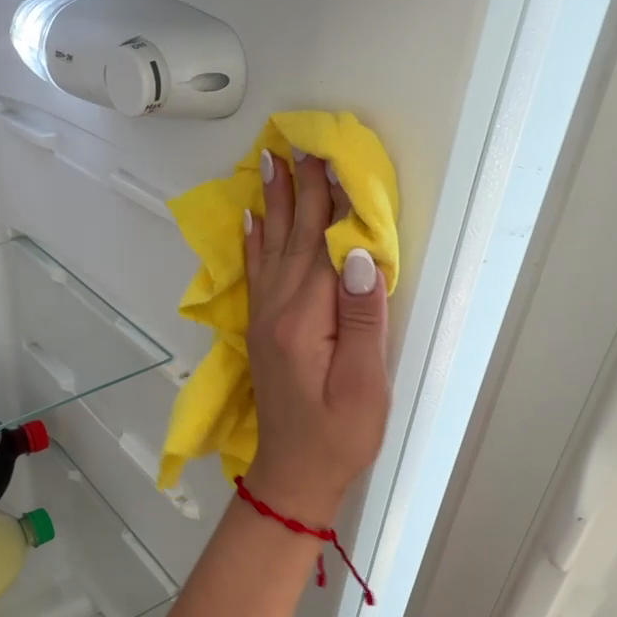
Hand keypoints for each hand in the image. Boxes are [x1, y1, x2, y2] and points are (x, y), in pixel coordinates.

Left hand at [241, 148, 391, 525]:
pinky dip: (255, 243)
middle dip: (299, 189)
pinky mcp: (262, 332)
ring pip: (271, 249)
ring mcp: (264, 321)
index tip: (330, 154)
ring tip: (270, 164)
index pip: (321, 246)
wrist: (293, 474)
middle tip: (297, 142)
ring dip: (274, 205)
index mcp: (304, 321)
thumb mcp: (364, 384)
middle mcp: (277, 312)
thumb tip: (359, 252)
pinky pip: (257, 275)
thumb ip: (362, 318)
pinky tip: (252, 220)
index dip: (329, 200)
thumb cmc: (339, 436)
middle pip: (292, 238)